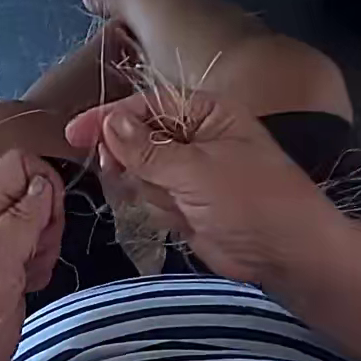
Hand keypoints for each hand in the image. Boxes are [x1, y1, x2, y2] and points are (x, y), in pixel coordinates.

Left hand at [0, 149, 63, 360]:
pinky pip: (46, 247)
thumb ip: (22, 216)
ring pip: (47, 221)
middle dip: (48, 219)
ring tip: (28, 269)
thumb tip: (45, 183)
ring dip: (47, 246)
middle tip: (33, 249)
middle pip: (40, 191)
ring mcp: (6, 240)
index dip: (42, 181)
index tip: (46, 214)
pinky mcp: (18, 262)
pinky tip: (29, 281)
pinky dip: (45, 263)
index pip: (19, 164)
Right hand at [65, 91, 342, 282]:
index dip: (108, 118)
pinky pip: (151, 199)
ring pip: (139, 174)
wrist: (286, 254)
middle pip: (136, 139)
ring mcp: (187, 173)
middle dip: (130, 160)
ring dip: (151, 191)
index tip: (74, 135)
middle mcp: (193, 138)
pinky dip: (160, 210)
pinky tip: (184, 219)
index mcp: (204, 113)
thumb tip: (110, 122)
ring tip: (180, 205)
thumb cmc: (251, 201)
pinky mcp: (184, 204)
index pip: (144, 106)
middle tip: (121, 174)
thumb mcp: (197, 170)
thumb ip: (147, 149)